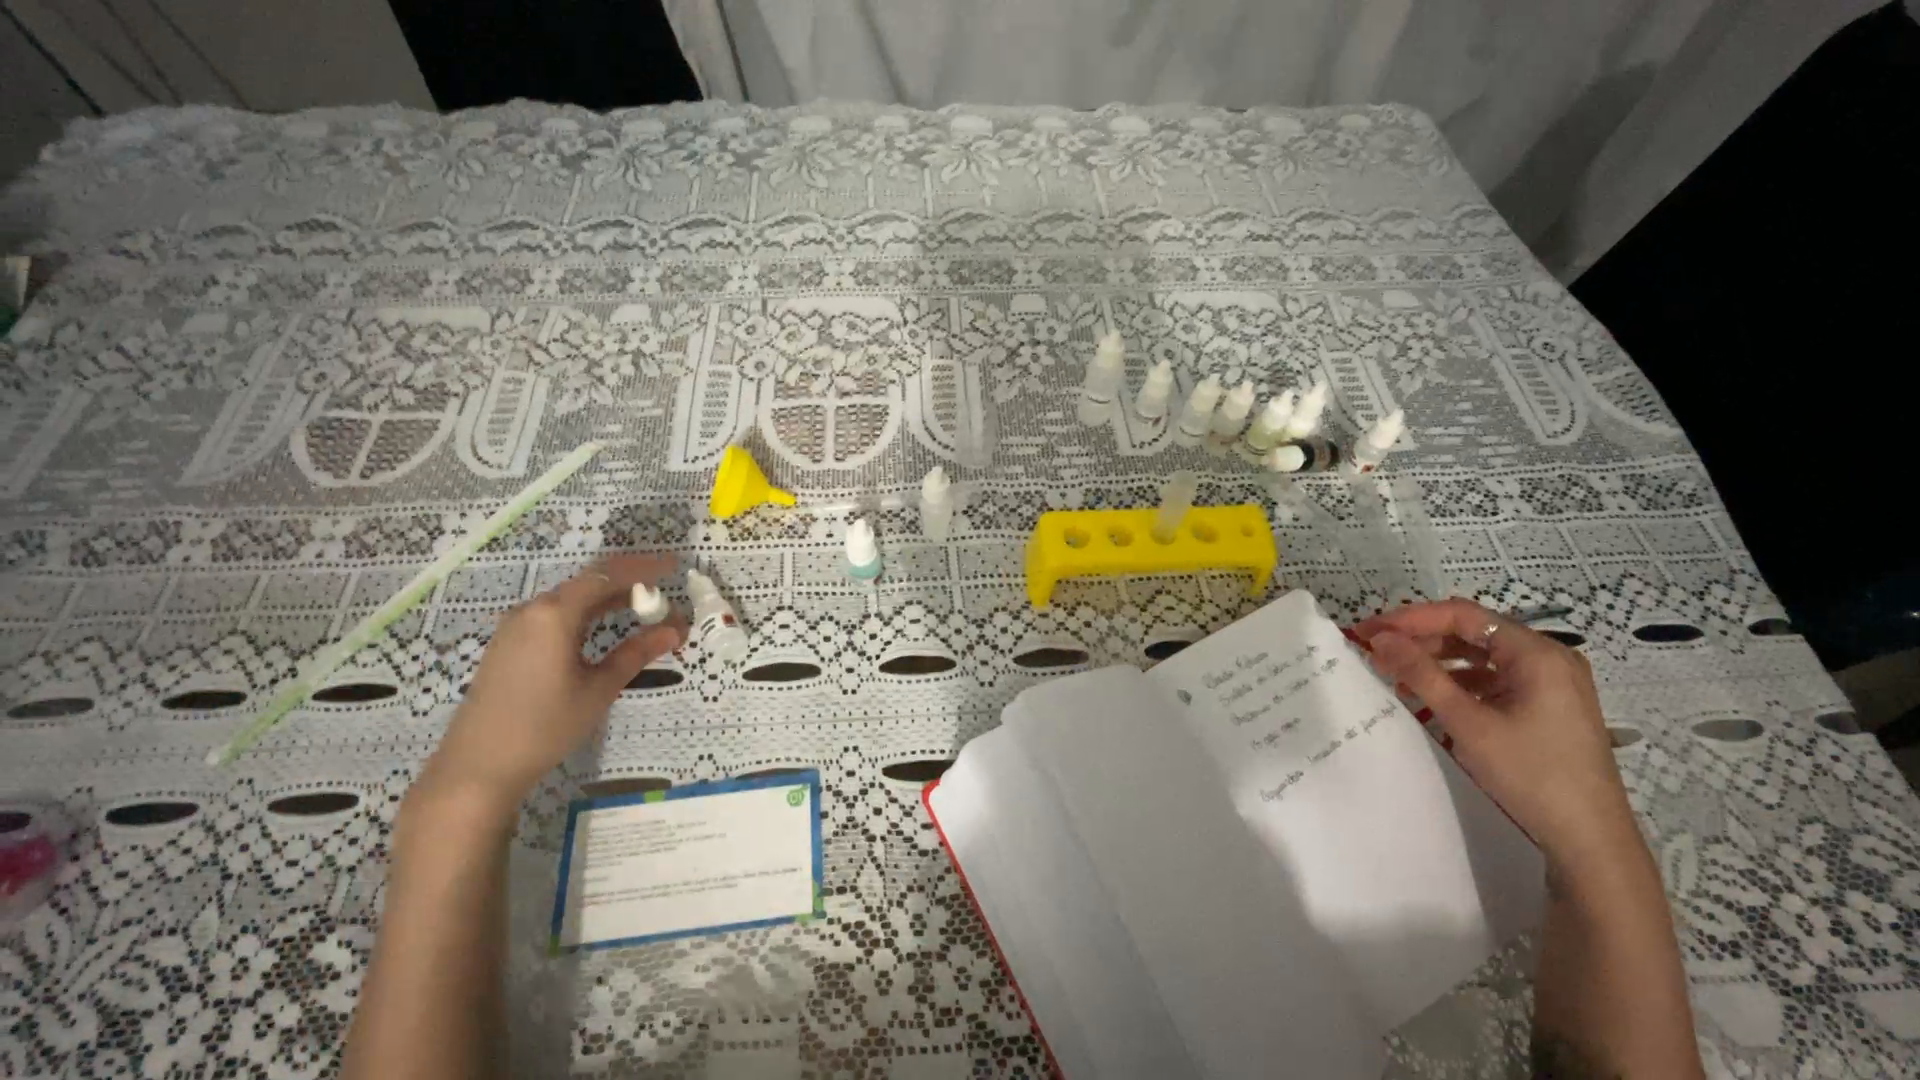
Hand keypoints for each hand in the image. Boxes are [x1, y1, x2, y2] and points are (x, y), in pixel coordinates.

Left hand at [416, 555, 685, 815]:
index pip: (606, 575)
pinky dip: (585, 613)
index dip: (643, 567)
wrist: (479, 765)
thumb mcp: (598, 689)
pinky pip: (553, 614)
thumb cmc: (545, 726)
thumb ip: (637, 653)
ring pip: (570, 598)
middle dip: (628, 581)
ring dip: (606, 597)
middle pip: (587, 582)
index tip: (674, 566)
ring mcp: (516, 625)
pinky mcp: (509, 643)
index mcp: (554, 614)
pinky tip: (602, 627)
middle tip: (663, 587)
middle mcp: (532, 609)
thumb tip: (675, 630)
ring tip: (642, 606)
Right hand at [1354, 599, 1637, 871]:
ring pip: (1482, 657)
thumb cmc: (1530, 774)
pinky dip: (1460, 683)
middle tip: (1376, 652)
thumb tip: (1381, 639)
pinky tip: (1431, 697)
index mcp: (1537, 653)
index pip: (1463, 616)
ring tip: (1395, 675)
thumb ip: (1422, 675)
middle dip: (1421, 639)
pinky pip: (1495, 680)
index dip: (1411, 618)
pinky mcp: (1548, 706)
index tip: (1370, 631)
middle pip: (1474, 633)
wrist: (1590, 839)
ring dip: (1438, 662)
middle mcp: (1549, 658)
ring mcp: (1551, 683)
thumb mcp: (1468, 722)